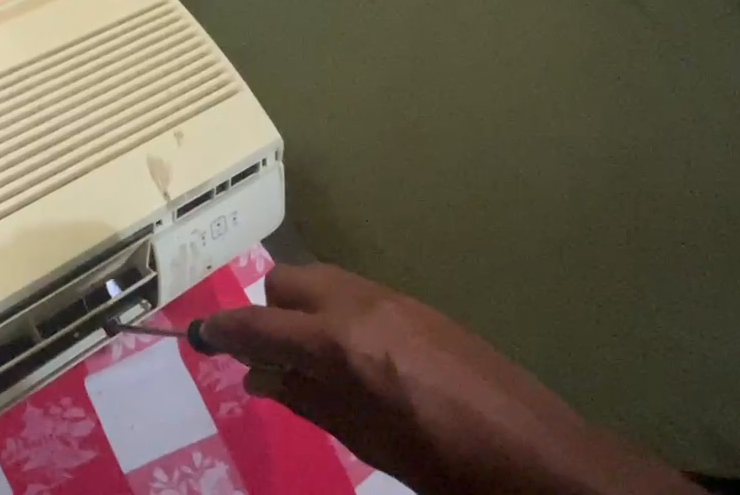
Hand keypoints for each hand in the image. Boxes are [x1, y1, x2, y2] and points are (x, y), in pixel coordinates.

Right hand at [200, 264, 697, 494]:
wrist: (538, 455)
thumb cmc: (440, 460)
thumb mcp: (362, 438)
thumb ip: (302, 396)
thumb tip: (259, 375)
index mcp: (337, 343)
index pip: (257, 324)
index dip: (223, 330)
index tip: (201, 334)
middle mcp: (355, 304)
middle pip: (283, 281)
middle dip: (268, 311)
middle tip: (276, 356)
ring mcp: (388, 296)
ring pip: (318, 279)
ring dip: (301, 307)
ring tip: (318, 355)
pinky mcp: (415, 302)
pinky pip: (353, 291)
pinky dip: (336, 310)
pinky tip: (360, 353)